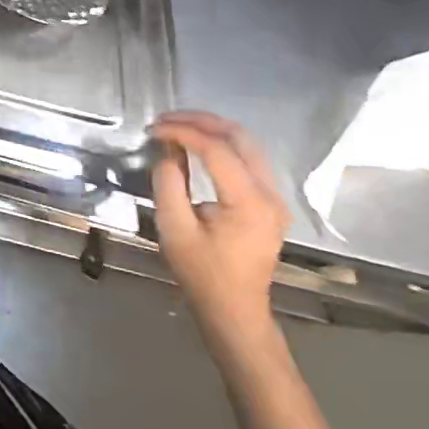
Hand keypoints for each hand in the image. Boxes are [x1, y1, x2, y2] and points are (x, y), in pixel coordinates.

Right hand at [150, 111, 291, 344]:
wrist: (234, 309)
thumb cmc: (202, 272)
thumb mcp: (174, 228)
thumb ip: (169, 183)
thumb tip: (168, 151)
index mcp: (249, 202)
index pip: (217, 150)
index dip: (183, 132)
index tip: (153, 130)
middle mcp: (270, 193)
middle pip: (240, 137)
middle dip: (201, 122)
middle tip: (165, 120)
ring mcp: (274, 197)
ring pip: (248, 144)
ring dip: (212, 130)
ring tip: (177, 127)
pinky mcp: (269, 201)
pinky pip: (248, 159)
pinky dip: (221, 144)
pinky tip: (196, 145)